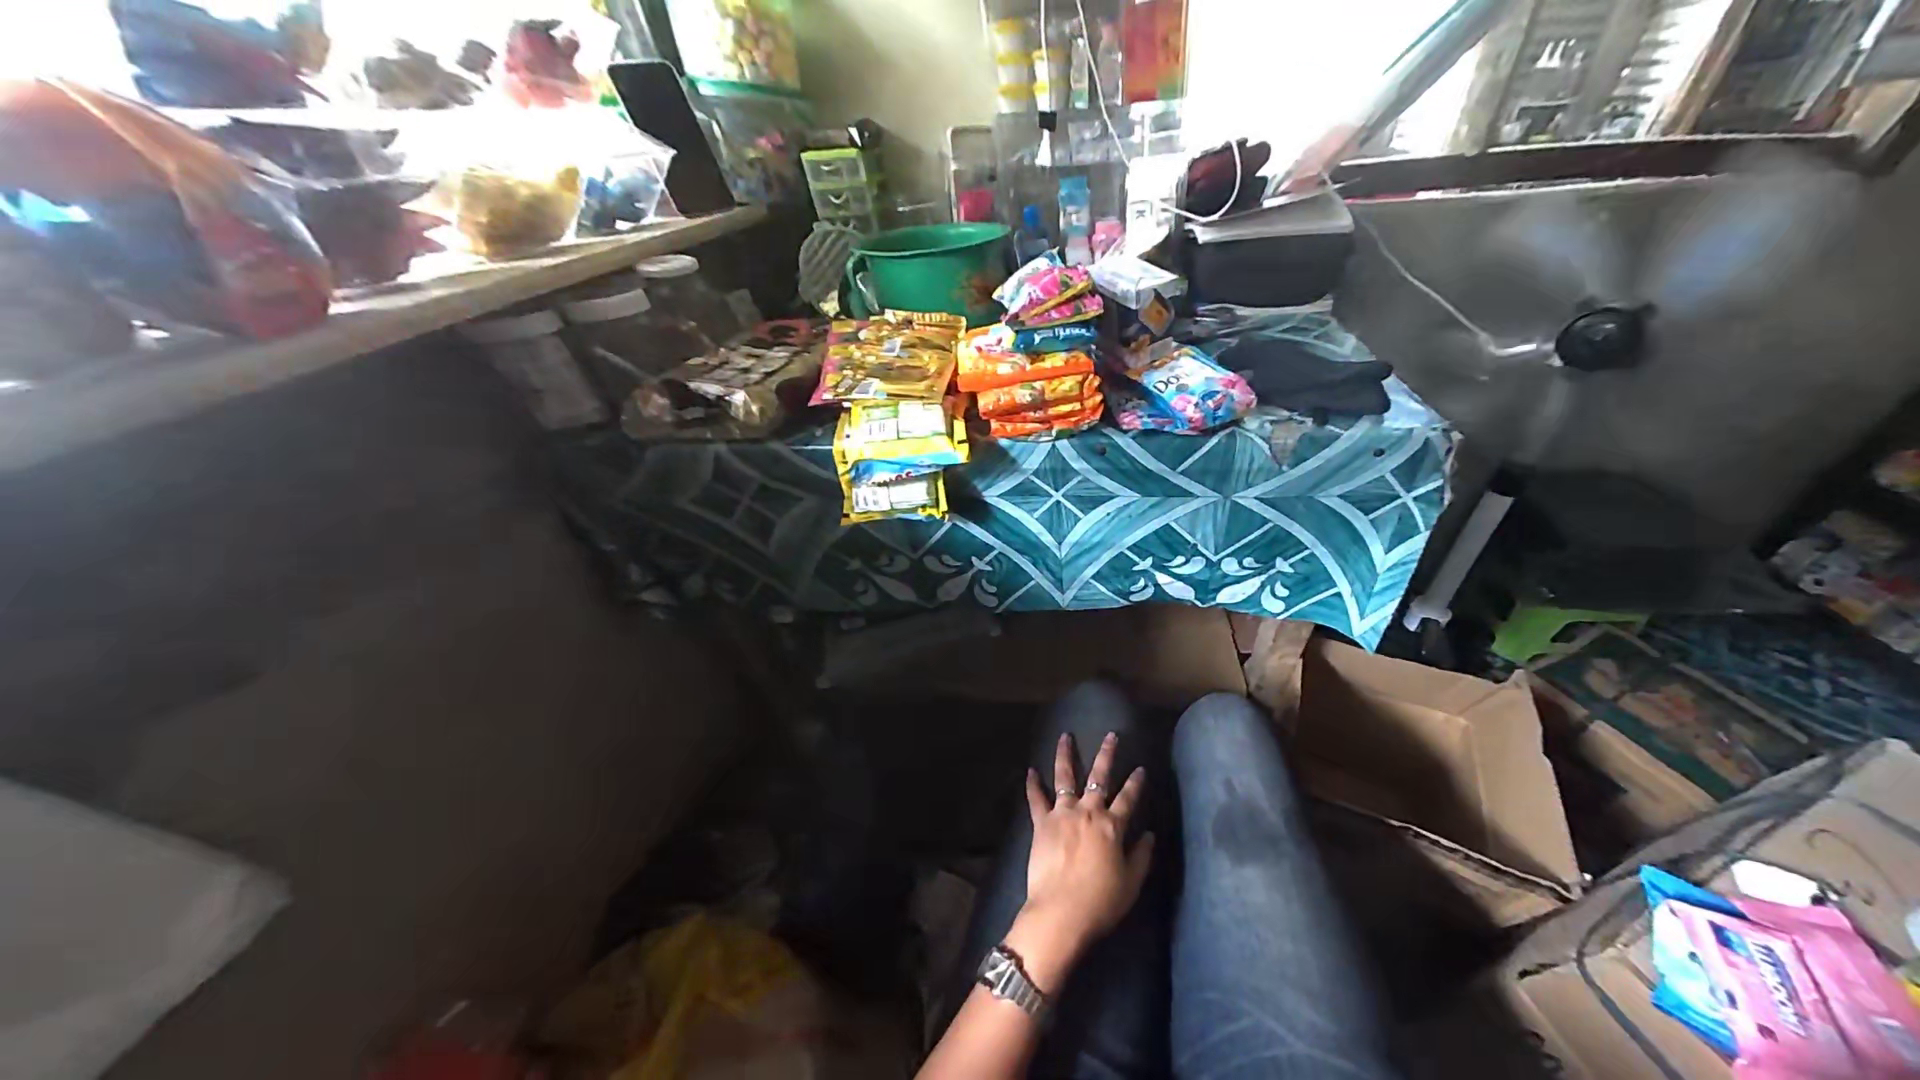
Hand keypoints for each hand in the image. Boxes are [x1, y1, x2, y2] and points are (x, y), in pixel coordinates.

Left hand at [1004, 732, 1153, 990]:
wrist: (1061, 911)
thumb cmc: (1101, 902)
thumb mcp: (1131, 882)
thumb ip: (1141, 856)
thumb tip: (1149, 834)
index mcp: (1113, 826)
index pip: (1129, 798)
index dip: (1136, 783)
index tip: (1141, 768)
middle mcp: (1088, 812)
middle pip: (1100, 777)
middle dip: (1107, 755)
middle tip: (1111, 735)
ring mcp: (1062, 814)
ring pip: (1065, 778)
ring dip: (1066, 755)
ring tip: (1065, 736)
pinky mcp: (1041, 823)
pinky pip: (1035, 799)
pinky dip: (1032, 784)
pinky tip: (1030, 770)